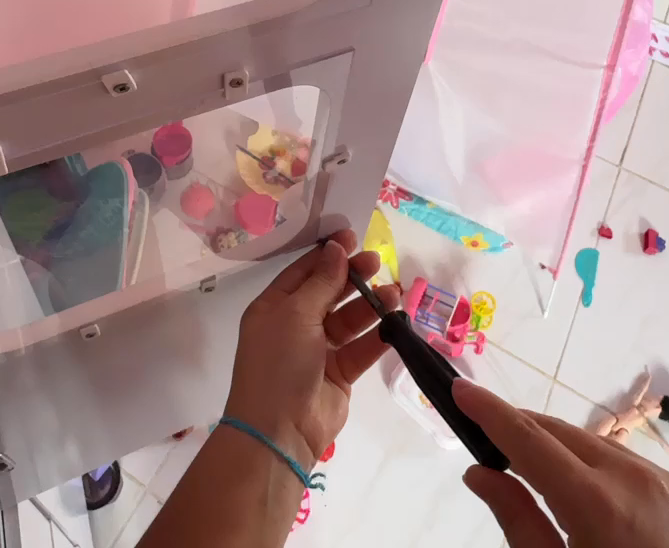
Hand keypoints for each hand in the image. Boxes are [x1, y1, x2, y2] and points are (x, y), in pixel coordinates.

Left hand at [221, 231, 395, 467]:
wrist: (279, 432)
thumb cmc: (279, 363)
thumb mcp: (296, 314)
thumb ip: (321, 282)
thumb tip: (335, 248)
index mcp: (274, 306)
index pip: (303, 271)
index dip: (327, 254)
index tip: (353, 236)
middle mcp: (294, 324)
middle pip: (328, 292)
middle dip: (352, 276)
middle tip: (377, 261)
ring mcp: (317, 350)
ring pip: (348, 319)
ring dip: (369, 305)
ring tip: (394, 292)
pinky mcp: (339, 374)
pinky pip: (360, 348)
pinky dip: (377, 336)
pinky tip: (394, 323)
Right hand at [453, 379, 668, 547]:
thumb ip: (520, 526)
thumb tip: (482, 474)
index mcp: (597, 503)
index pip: (527, 438)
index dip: (489, 411)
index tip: (459, 390)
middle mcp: (632, 477)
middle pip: (558, 432)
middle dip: (519, 428)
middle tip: (488, 440)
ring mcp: (667, 483)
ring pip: (593, 444)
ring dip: (557, 447)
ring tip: (534, 471)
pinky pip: (627, 464)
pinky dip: (594, 465)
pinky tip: (589, 496)